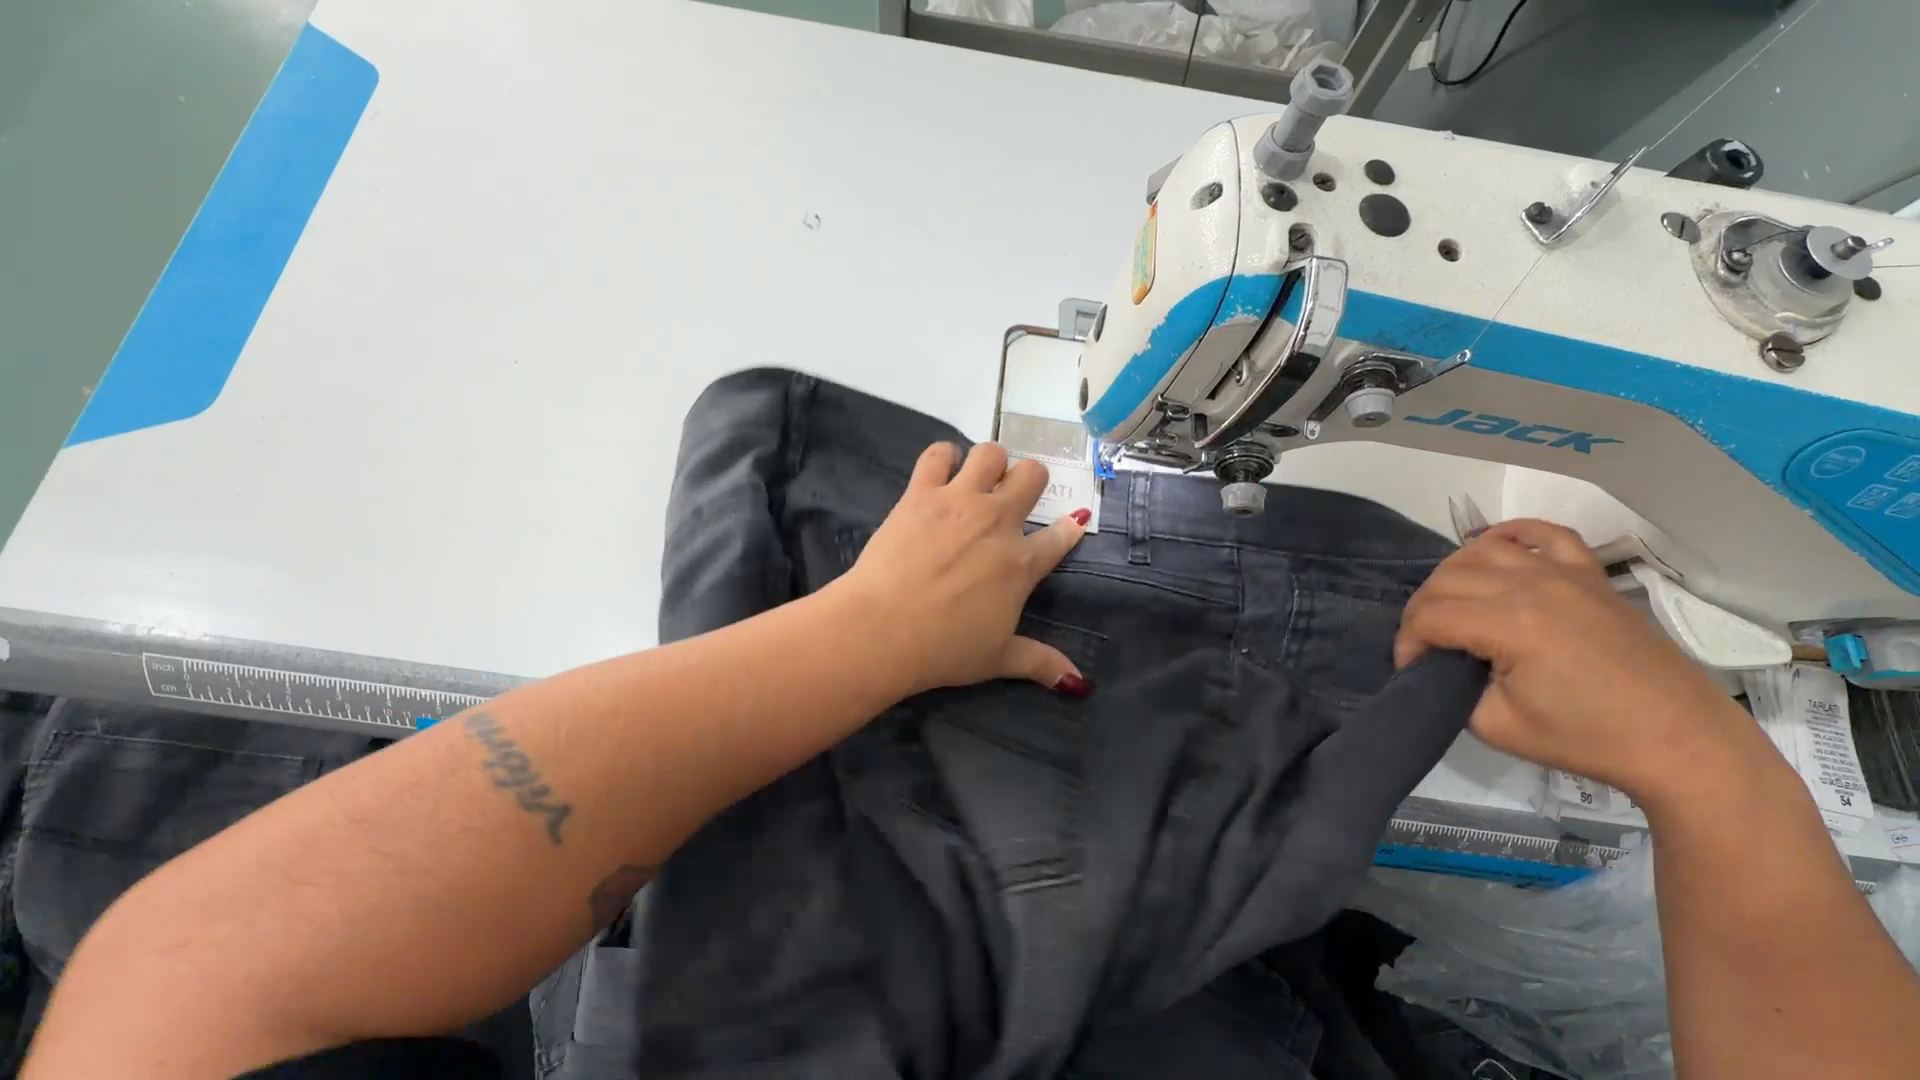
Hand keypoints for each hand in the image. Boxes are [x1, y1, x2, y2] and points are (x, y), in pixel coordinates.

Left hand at [829, 441, 1089, 696]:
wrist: (882, 629)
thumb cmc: (944, 649)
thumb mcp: (997, 659)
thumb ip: (1041, 663)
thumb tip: (1079, 684)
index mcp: (1022, 564)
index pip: (1061, 535)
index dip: (1070, 527)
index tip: (1070, 524)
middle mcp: (998, 522)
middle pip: (1032, 476)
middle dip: (1030, 481)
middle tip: (1013, 498)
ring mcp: (959, 502)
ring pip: (991, 453)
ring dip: (991, 462)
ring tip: (980, 479)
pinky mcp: (920, 493)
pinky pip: (938, 454)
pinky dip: (943, 456)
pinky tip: (942, 468)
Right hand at [1393, 519, 1774, 808]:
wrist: (1680, 741)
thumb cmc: (1586, 739)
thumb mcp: (1496, 725)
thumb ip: (1454, 686)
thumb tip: (1443, 664)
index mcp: (1510, 625)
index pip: (1429, 615)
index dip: (1407, 643)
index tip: (1411, 670)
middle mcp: (1533, 586)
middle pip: (1446, 578)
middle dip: (1422, 611)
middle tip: (1428, 646)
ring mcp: (1566, 574)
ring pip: (1482, 550)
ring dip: (1453, 576)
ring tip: (1455, 609)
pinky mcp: (1592, 576)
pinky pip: (1545, 534)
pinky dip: (1512, 534)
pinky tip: (1496, 549)